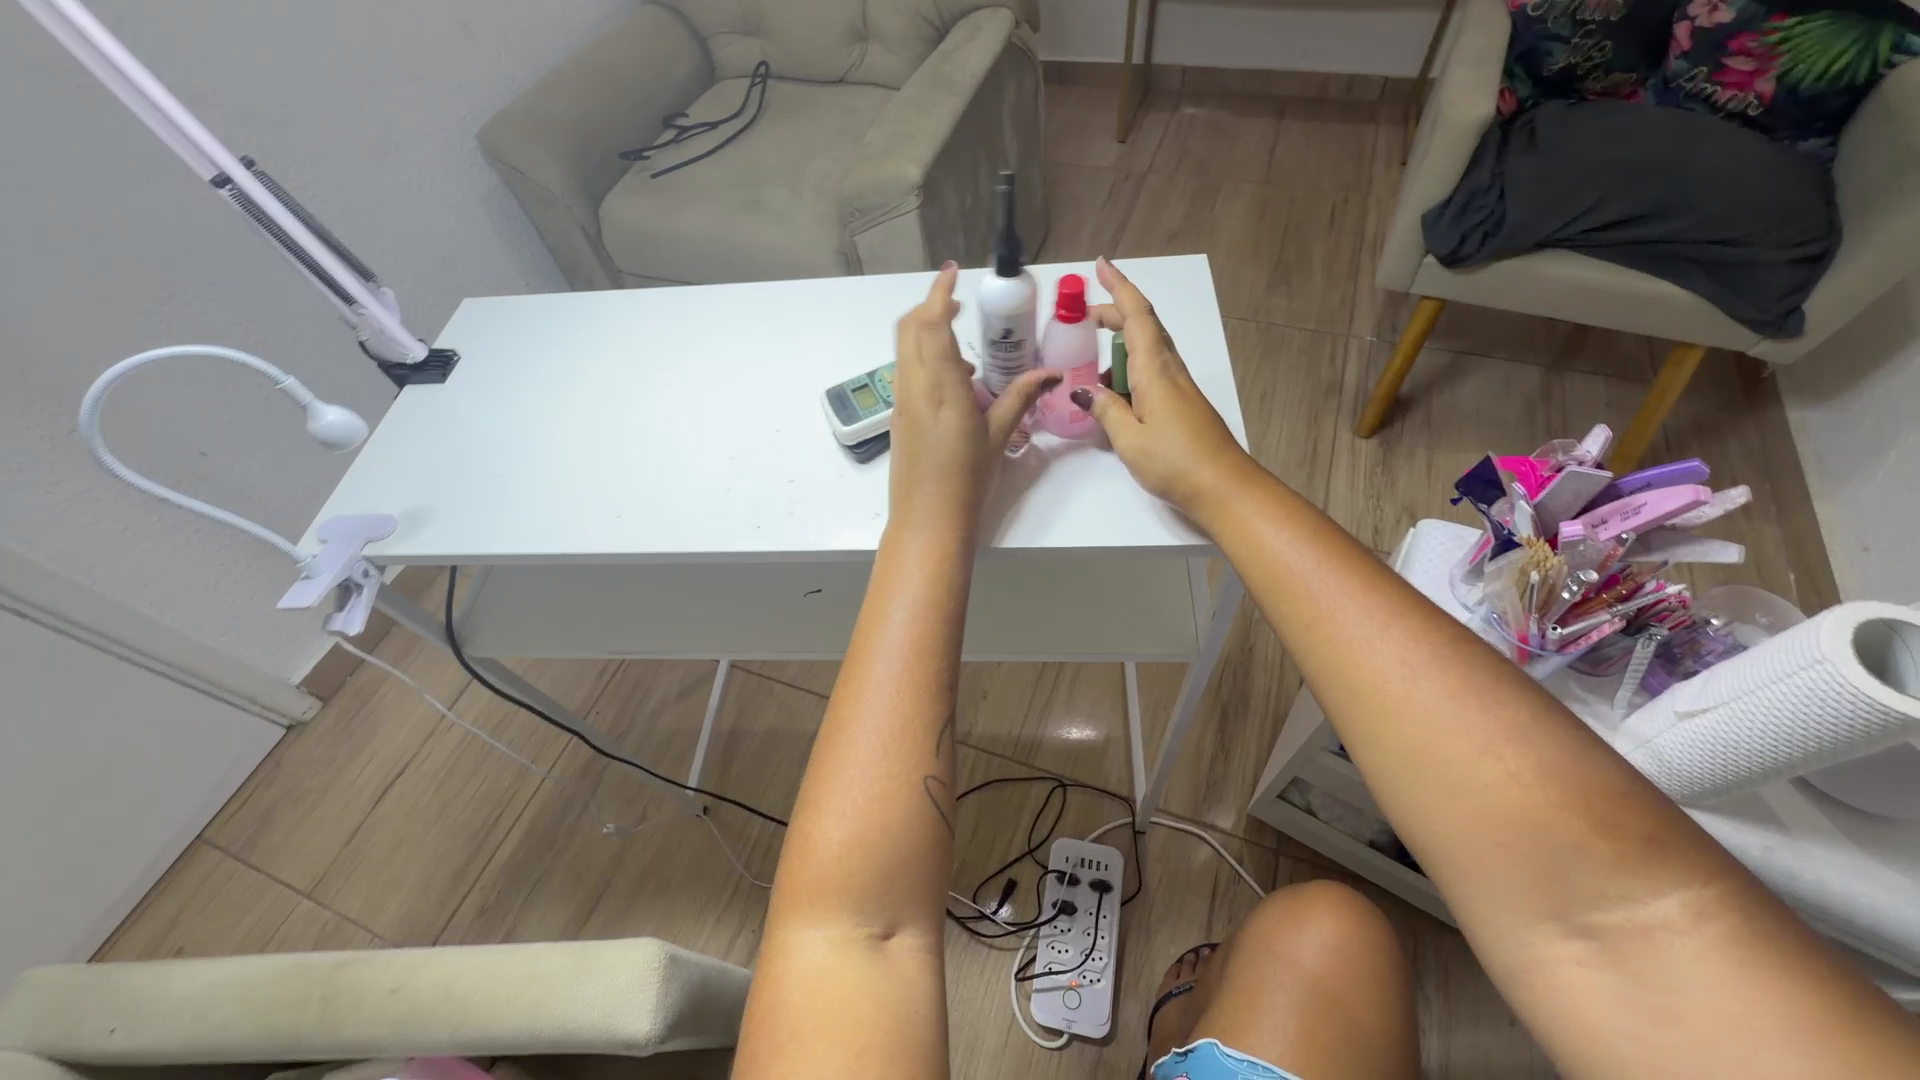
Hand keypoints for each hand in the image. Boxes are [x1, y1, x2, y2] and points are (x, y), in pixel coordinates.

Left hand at [888, 262, 1057, 532]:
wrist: (927, 520)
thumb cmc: (967, 480)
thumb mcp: (998, 435)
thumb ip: (1021, 396)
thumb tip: (1052, 373)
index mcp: (940, 387)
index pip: (932, 324)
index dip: (939, 292)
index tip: (952, 273)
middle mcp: (913, 387)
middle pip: (909, 328)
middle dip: (930, 307)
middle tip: (958, 306)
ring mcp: (900, 402)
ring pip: (904, 350)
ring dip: (926, 334)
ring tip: (964, 351)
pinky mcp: (897, 417)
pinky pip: (906, 372)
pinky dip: (923, 359)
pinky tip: (953, 383)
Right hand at [1071, 257, 1259, 518]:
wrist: (1223, 487)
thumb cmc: (1175, 462)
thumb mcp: (1129, 439)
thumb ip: (1106, 410)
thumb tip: (1084, 389)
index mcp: (1155, 370)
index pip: (1136, 315)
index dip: (1118, 287)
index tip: (1101, 265)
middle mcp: (1170, 370)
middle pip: (1144, 326)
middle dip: (1115, 312)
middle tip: (1085, 314)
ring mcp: (1179, 387)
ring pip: (1149, 350)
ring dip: (1122, 344)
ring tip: (1092, 361)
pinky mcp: (1183, 403)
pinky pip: (1153, 372)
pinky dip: (1131, 369)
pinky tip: (1115, 393)